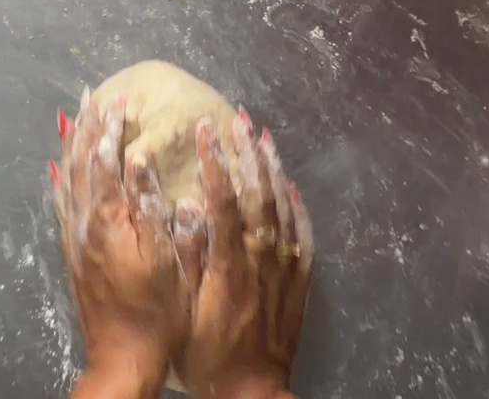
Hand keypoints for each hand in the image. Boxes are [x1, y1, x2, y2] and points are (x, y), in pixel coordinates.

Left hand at [53, 89, 185, 397]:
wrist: (122, 356)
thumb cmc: (157, 309)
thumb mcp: (167, 257)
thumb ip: (150, 204)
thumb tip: (140, 158)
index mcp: (110, 219)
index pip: (105, 159)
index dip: (111, 127)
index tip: (118, 99)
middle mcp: (85, 221)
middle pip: (80, 161)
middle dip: (87, 126)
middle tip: (91, 96)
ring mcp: (75, 235)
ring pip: (67, 177)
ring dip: (71, 143)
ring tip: (73, 116)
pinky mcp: (72, 249)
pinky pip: (61, 201)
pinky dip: (60, 176)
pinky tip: (58, 165)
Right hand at [172, 112, 313, 398]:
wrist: (253, 395)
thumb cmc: (207, 354)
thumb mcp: (185, 310)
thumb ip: (187, 257)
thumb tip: (186, 206)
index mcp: (230, 263)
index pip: (224, 199)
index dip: (216, 161)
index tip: (205, 128)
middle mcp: (262, 258)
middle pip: (258, 193)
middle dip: (247, 152)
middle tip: (237, 118)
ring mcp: (285, 267)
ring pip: (282, 206)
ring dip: (272, 168)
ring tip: (262, 135)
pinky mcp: (300, 281)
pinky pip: (303, 234)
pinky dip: (297, 204)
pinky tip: (289, 182)